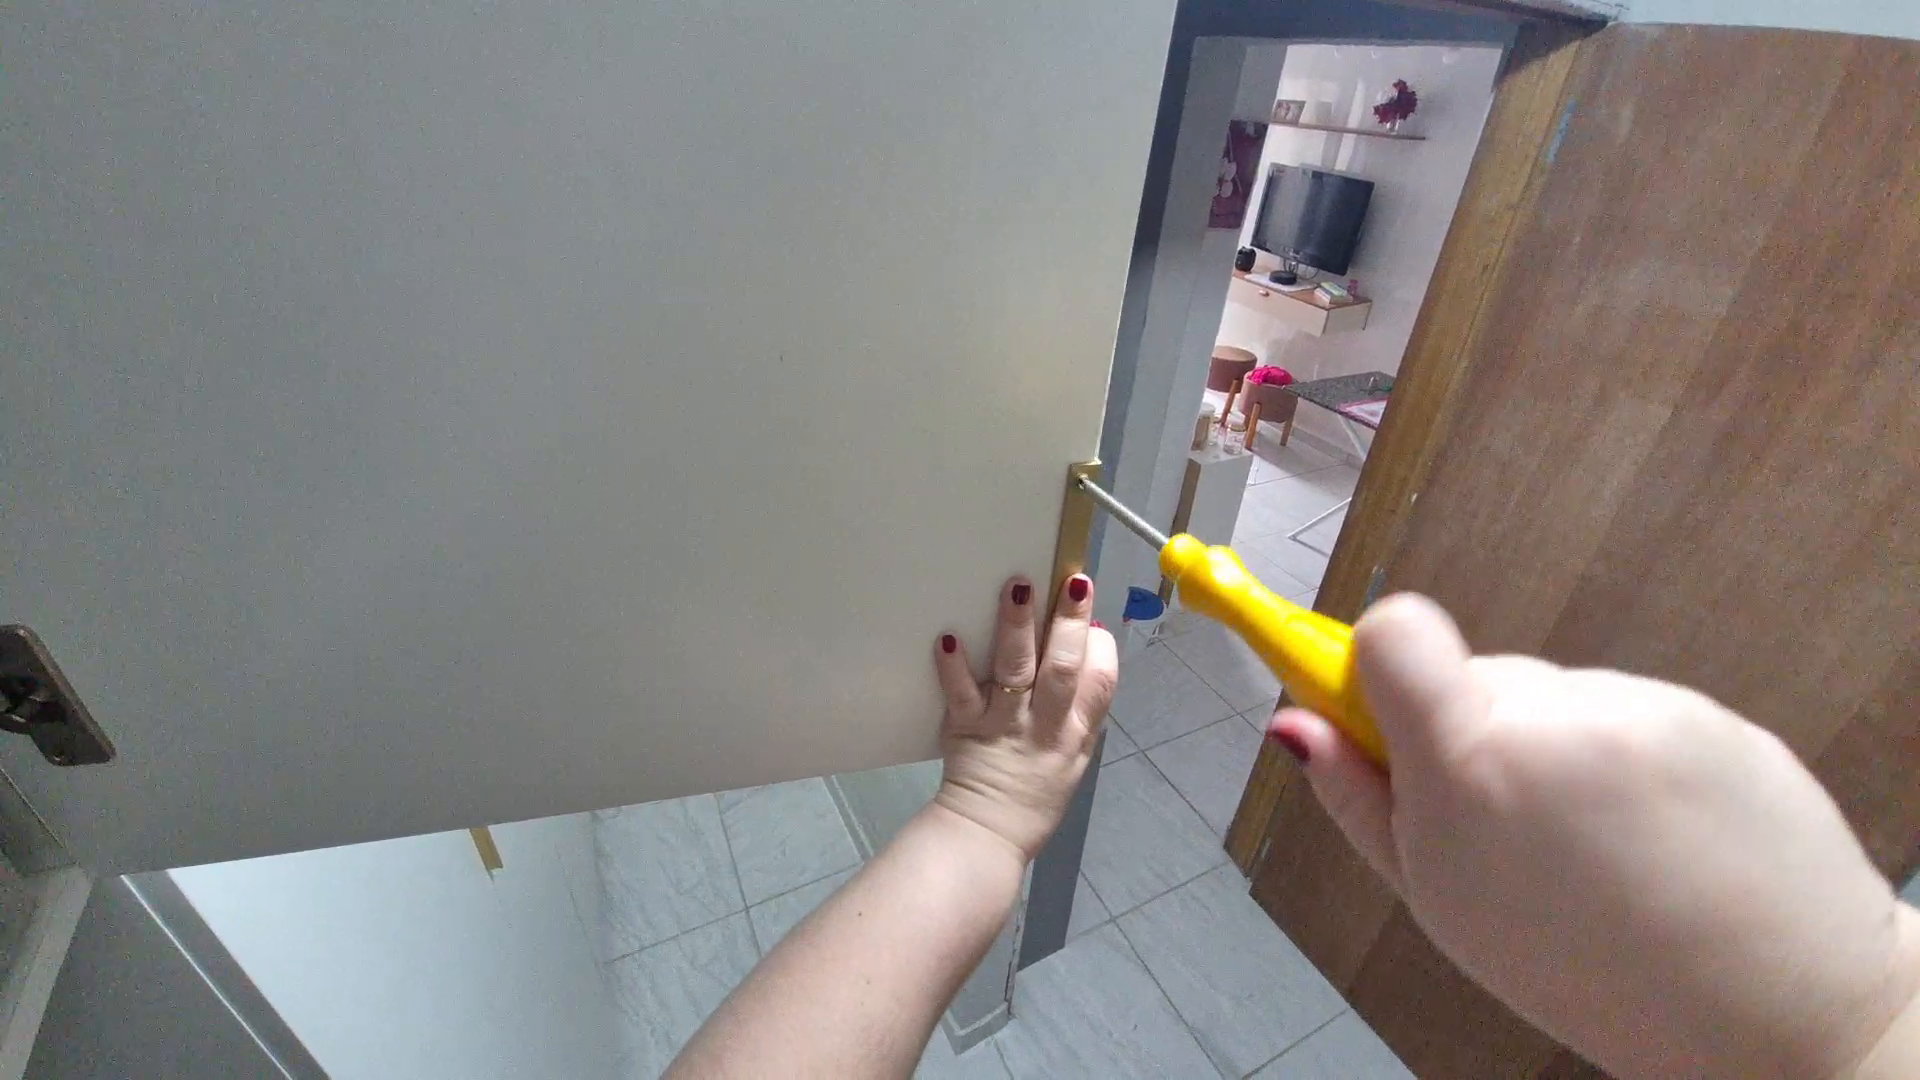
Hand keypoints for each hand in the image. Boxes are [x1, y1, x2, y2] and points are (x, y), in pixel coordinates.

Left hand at [931, 574, 1117, 860]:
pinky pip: (960, 693)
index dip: (1100, 646)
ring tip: (1018, 589)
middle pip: (1062, 668)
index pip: (1101, 682)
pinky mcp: (965, 728)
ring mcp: (1004, 725)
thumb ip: (1084, 707)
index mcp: (1076, 732)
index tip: (1093, 617)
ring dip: (1017, 627)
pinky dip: (954, 665)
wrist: (989, 834)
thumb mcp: (1076, 756)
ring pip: (1016, 670)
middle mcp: (1045, 726)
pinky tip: (948, 638)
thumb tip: (1089, 642)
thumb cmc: (1037, 792)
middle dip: (1069, 623)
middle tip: (1074, 583)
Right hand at [1271, 594, 1919, 1079]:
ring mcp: (1640, 709)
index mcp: (1472, 761)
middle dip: (1461, 724)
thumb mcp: (1428, 891)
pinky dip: (1607, 750)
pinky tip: (1643, 823)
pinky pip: (1612, 705)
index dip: (1370, 653)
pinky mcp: (1707, 712)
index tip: (1374, 698)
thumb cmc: (1577, 965)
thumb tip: (1290, 724)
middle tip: (1494, 808)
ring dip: (1536, 739)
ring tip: (1584, 829)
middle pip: (1464, 671)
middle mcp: (1556, 716)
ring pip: (1540, 690)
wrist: (1786, 1017)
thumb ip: (1350, 794)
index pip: (1392, 629)